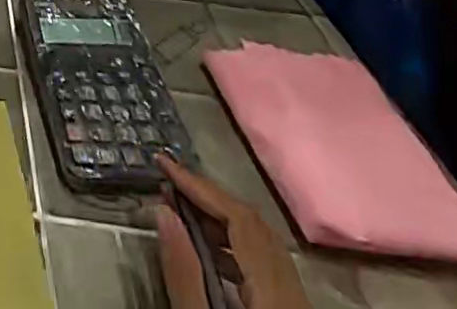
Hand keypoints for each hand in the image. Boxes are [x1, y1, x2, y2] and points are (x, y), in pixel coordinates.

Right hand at [153, 154, 308, 308]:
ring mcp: (294, 296)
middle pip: (252, 224)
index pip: (239, 218)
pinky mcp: (288, 305)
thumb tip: (163, 211)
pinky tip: (205, 249)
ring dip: (218, 218)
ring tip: (178, 208)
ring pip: (259, 240)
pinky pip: (262, 260)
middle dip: (207, 196)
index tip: (162, 162)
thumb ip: (185, 271)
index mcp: (275, 288)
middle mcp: (292, 286)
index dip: (199, 185)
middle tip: (167, 180)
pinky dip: (231, 243)